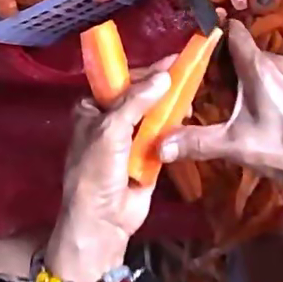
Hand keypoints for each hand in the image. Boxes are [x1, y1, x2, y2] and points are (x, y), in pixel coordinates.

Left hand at [47, 67, 172, 281]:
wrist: (102, 221)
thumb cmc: (97, 169)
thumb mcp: (111, 129)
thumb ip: (136, 101)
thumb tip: (165, 76)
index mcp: (91, 108)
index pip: (120, 82)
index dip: (145, 71)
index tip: (171, 61)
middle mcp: (109, 120)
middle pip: (139, 97)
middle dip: (160, 87)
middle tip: (186, 72)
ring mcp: (128, 139)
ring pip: (153, 115)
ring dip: (170, 105)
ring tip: (191, 91)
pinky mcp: (146, 157)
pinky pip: (163, 136)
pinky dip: (175, 126)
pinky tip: (190, 115)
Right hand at [158, 20, 282, 198]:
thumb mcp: (237, 146)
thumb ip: (197, 143)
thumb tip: (159, 145)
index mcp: (257, 66)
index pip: (232, 31)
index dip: (211, 31)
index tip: (190, 43)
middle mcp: (273, 62)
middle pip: (238, 48)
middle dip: (216, 60)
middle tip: (193, 78)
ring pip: (252, 62)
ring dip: (233, 73)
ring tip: (212, 94)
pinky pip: (265, 74)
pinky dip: (249, 82)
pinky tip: (241, 107)